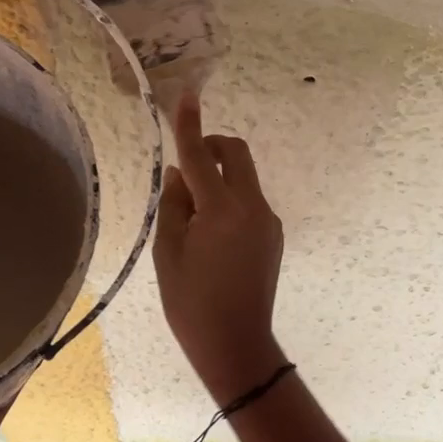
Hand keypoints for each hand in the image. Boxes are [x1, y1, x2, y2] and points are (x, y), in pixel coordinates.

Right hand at [153, 91, 288, 401]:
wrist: (237, 345)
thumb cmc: (191, 304)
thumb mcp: (168, 252)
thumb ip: (174, 204)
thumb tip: (180, 174)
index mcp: (221, 210)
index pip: (199, 156)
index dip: (190, 125)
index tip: (187, 96)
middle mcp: (252, 206)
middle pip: (235, 153)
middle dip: (210, 147)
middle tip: (187, 169)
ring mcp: (268, 220)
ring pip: (244, 176)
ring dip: (220, 177)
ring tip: (194, 217)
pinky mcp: (274, 234)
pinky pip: (250, 200)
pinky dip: (230, 200)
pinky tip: (213, 235)